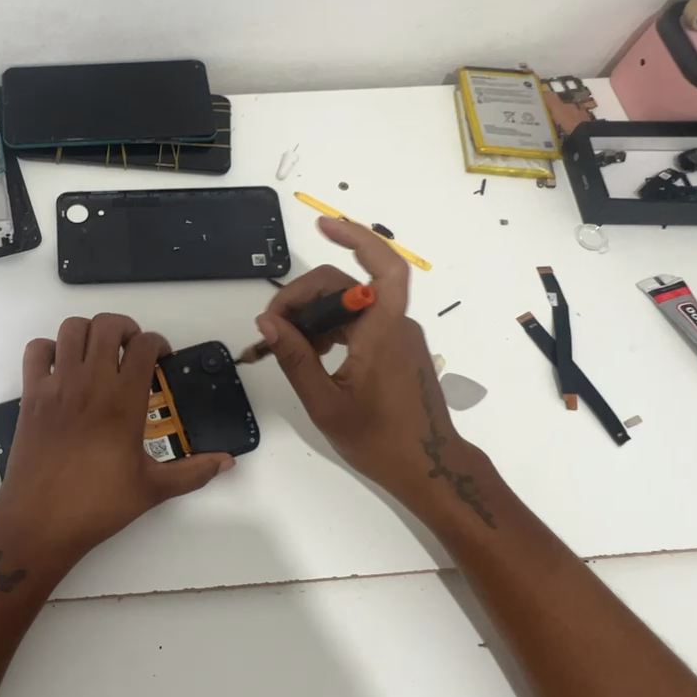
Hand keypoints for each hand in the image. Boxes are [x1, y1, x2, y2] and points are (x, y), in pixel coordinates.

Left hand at [0, 314, 232, 565]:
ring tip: (98, 353)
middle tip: (131, 349)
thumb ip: (193, 472)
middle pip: (107, 325)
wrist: (40, 521)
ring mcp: (57, 385)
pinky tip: (61, 368)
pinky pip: (36, 350)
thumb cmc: (98, 505)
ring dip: (88, 332)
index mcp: (124, 401)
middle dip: (124, 328)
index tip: (160, 358)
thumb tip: (227, 462)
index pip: (144, 346)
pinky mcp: (31, 395)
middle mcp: (90, 383)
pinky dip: (49, 349)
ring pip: (71, 329)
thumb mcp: (153, 489)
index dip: (157, 343)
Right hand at [257, 218, 490, 518]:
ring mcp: (397, 335)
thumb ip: (295, 357)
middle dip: (305, 294)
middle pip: (347, 285)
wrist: (428, 469)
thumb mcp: (325, 403)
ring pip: (351, 303)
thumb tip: (268, 322)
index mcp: (383, 332)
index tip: (321, 227)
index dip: (357, 237)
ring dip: (315, 313)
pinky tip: (311, 351)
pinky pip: (359, 321)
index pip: (382, 268)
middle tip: (273, 326)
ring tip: (286, 343)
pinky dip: (331, 327)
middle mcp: (395, 324)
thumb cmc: (379, 441)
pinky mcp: (395, 348)